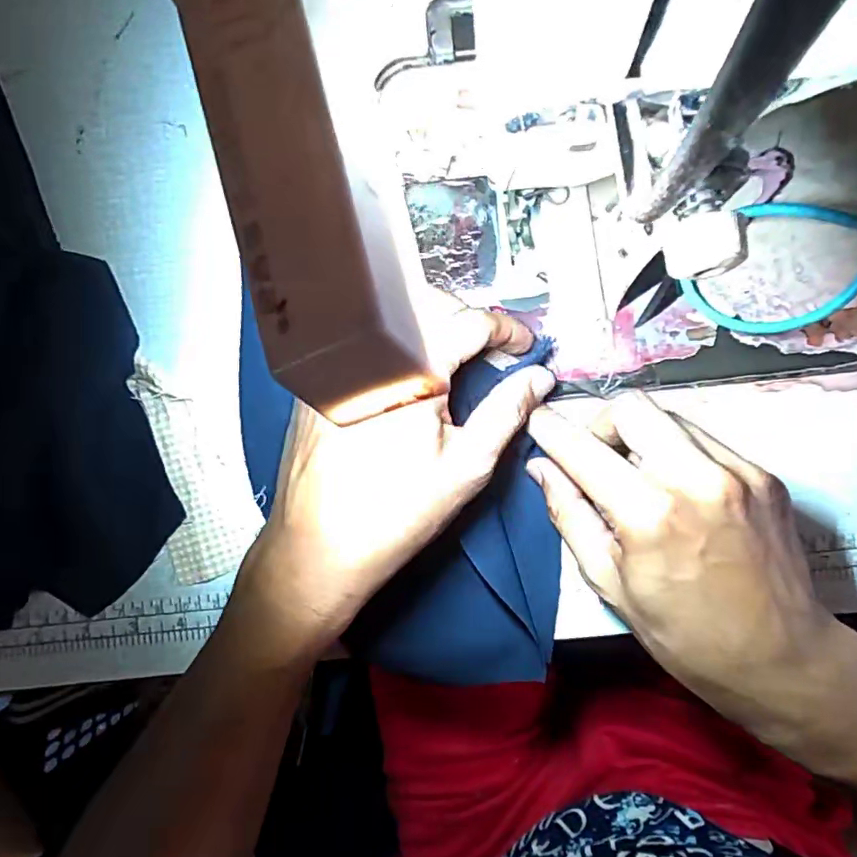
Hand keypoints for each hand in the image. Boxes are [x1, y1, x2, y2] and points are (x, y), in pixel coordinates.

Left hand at [235, 303, 554, 657]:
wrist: (319, 549)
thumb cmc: (393, 516)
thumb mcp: (468, 465)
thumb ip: (508, 411)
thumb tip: (538, 379)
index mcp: (409, 371)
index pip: (469, 321)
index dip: (507, 329)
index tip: (525, 346)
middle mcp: (366, 356)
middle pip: (430, 306)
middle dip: (471, 321)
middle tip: (498, 353)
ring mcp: (336, 365)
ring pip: (396, 319)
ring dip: (437, 328)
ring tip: (462, 363)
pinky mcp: (319, 381)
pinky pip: (368, 342)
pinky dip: (402, 346)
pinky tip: (417, 379)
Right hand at [525, 392, 856, 757]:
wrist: (782, 658)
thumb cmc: (686, 638)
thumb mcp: (613, 587)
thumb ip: (572, 518)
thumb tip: (544, 468)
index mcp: (650, 515)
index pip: (585, 448)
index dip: (552, 430)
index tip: (540, 424)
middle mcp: (697, 478)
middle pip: (632, 407)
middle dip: (602, 424)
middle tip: (598, 457)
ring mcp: (739, 471)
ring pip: (673, 417)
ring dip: (644, 437)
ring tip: (642, 478)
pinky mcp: (765, 475)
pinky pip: (708, 442)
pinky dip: (682, 455)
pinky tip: (683, 492)